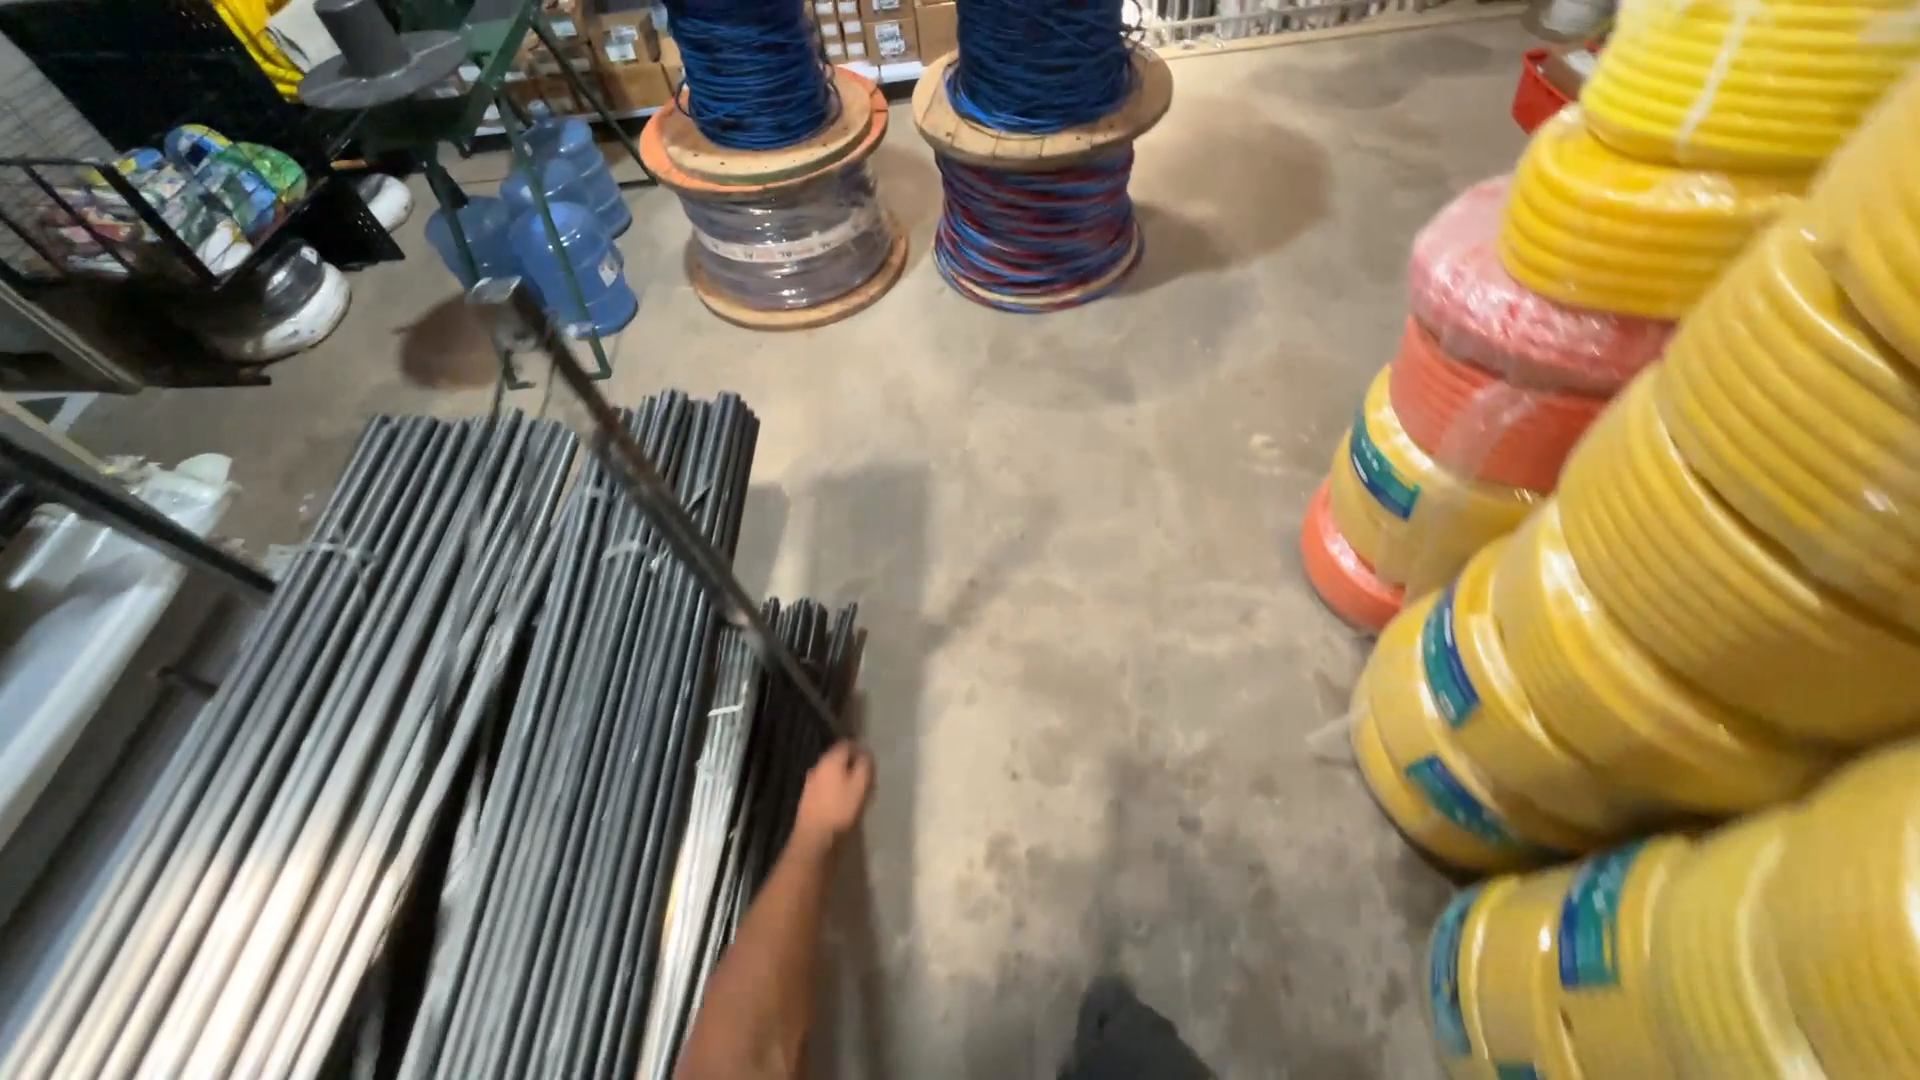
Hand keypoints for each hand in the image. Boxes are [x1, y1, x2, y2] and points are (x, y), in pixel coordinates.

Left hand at [793, 741, 872, 853]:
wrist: (814, 838)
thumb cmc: (841, 809)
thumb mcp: (861, 785)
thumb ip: (865, 765)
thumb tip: (866, 752)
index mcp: (830, 760)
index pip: (846, 743)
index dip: (860, 749)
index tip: (870, 761)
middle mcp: (818, 767)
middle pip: (837, 758)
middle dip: (852, 764)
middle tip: (866, 776)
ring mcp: (810, 783)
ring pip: (831, 773)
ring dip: (843, 778)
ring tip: (856, 791)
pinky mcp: (808, 799)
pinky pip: (825, 786)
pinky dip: (835, 789)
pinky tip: (842, 802)